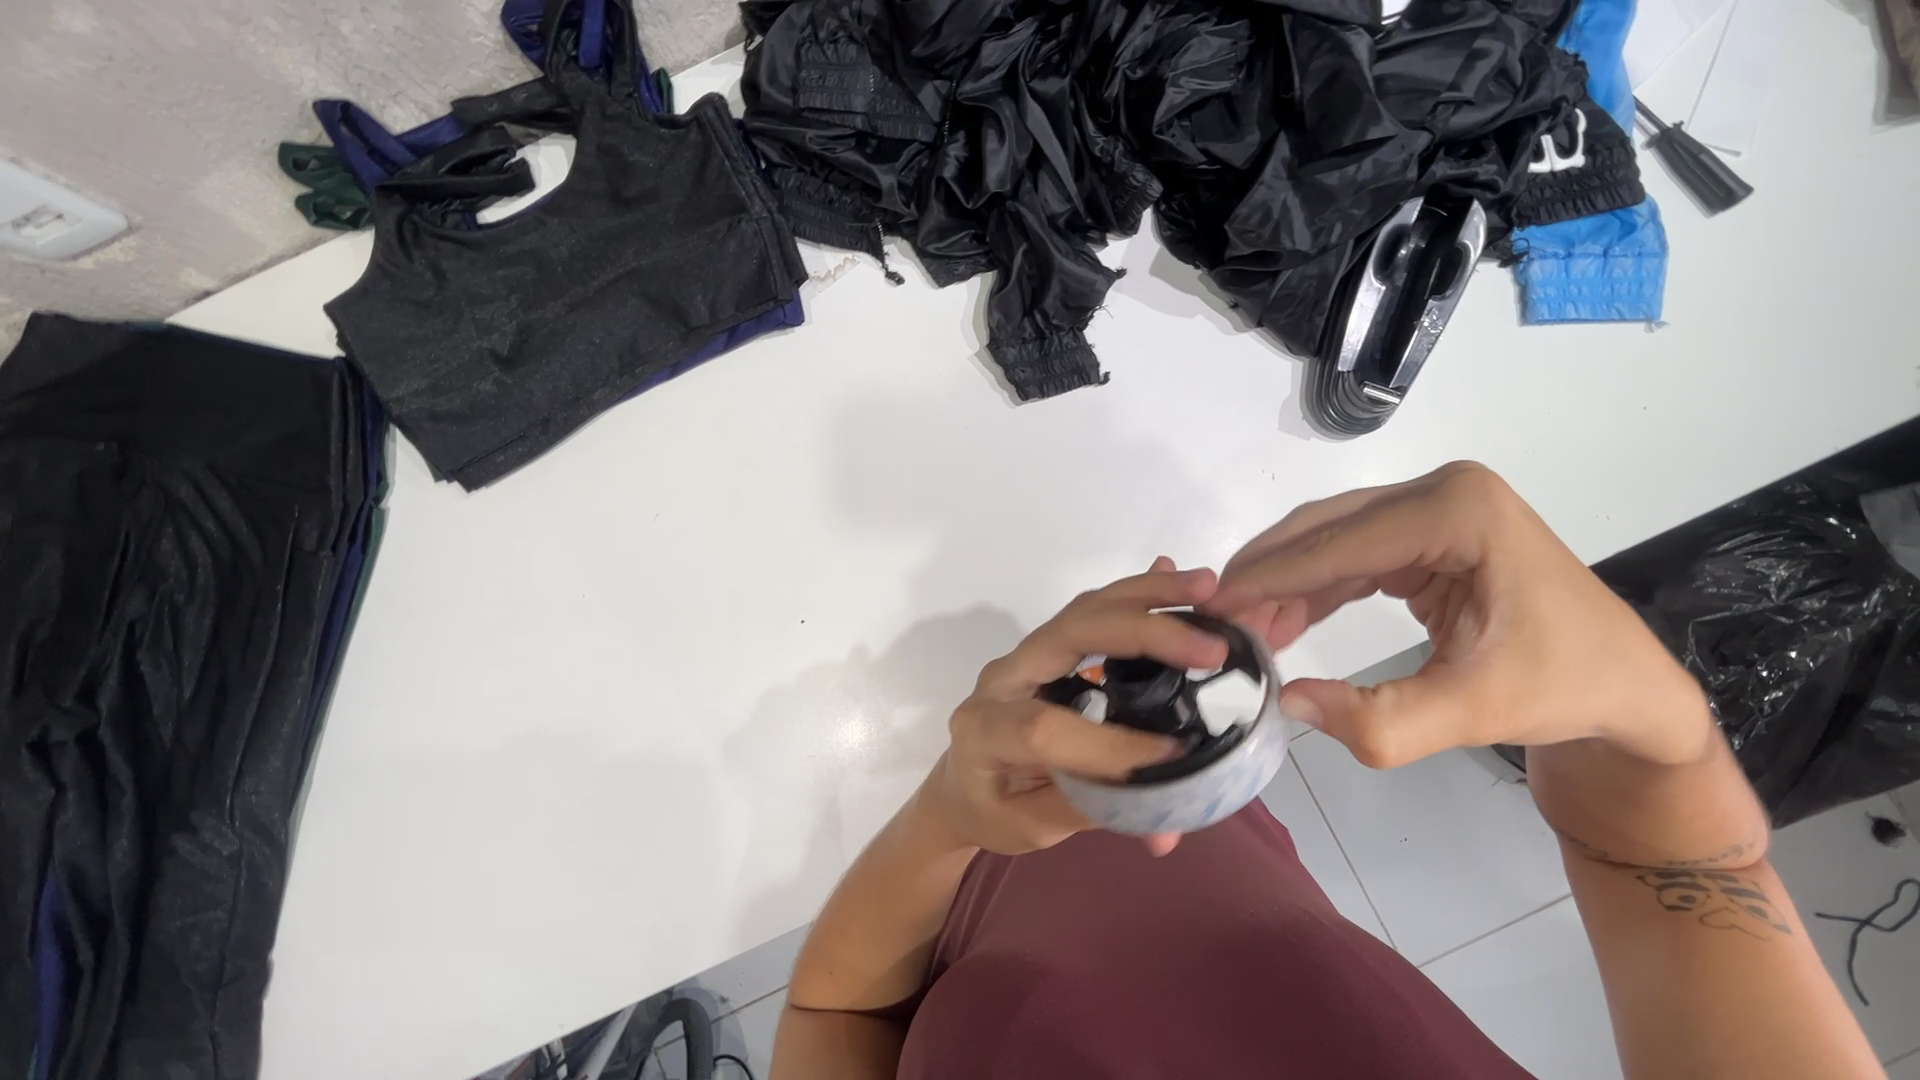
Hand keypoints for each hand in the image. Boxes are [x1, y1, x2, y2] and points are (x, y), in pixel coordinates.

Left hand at [928, 558, 1229, 857]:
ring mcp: (1027, 654)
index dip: (1109, 744)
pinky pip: (1092, 612)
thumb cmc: (991, 810)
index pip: (1044, 727)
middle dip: (1143, 634)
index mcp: (985, 729)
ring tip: (1206, 589)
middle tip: (1211, 644)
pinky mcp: (1050, 646)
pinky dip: (1136, 595)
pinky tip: (1173, 576)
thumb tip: (1168, 820)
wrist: (963, 783)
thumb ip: (1088, 811)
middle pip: (1069, 636)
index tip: (1174, 756)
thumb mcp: (1029, 828)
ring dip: (1147, 595)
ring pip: (1085, 611)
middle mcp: (1004, 676)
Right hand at [1203, 462, 1711, 768]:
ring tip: (1244, 630)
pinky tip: (1283, 624)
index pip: (1341, 543)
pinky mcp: (1426, 533)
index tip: (1211, 607)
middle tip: (1214, 619)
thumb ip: (1381, 719)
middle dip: (1266, 575)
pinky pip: (1350, 555)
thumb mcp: (1475, 711)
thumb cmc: (1566, 689)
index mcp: (1459, 511)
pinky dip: (1311, 589)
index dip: (1270, 577)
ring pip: (1330, 538)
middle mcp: (1442, 492)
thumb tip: (1287, 702)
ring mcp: (1434, 508)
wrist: (1625, 688)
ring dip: (1283, 583)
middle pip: (1325, 528)